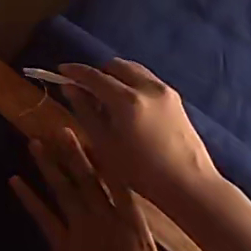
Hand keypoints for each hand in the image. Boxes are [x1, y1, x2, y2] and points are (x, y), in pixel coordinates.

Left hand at [12, 128, 218, 250]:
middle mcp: (107, 224)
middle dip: (76, 152)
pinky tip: (15, 180)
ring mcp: (80, 233)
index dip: (112, 161)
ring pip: (64, 191)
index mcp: (138, 233)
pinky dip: (28, 197)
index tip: (102, 138)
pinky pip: (42, 215)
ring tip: (36, 142)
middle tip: (63, 126)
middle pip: (90, 180)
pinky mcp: (59, 246)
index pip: (125, 187)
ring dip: (49, 166)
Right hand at [57, 60, 221, 206]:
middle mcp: (147, 87)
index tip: (60, 70)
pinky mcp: (176, 99)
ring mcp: (165, 91)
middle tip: (86, 89)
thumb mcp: (105, 144)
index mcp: (127, 99)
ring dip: (116, 76)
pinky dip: (132, 83)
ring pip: (133, 70)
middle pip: (116, 65)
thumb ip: (86, 111)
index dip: (75, 71)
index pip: (94, 75)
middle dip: (98, 72)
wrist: (189, 184)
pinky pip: (147, 80)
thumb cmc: (141, 171)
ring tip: (108, 97)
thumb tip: (70, 88)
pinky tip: (129, 105)